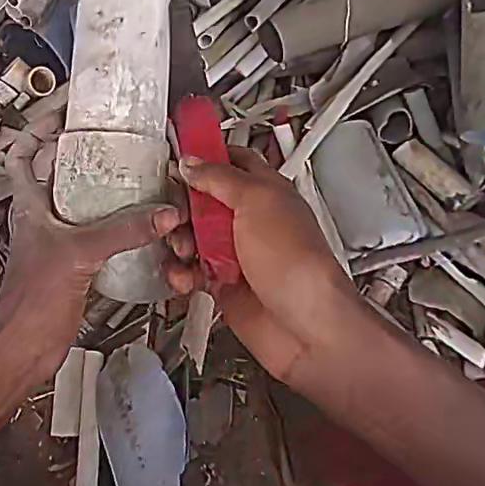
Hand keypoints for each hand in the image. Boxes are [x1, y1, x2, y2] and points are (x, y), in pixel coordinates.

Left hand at [0, 149, 182, 427]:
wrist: (25, 347)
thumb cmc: (29, 304)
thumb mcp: (78, 255)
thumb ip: (121, 231)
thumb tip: (158, 213)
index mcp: (29, 206)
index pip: (23, 154)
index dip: (39, 130)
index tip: (64, 114)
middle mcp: (41, 219)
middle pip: (57, 175)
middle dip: (81, 157)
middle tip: (110, 143)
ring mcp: (56, 241)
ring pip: (78, 204)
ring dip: (100, 191)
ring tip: (129, 177)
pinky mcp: (72, 264)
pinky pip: (94, 234)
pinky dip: (113, 226)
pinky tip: (135, 225)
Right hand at [167, 147, 376, 384]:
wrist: (307, 329)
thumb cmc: (299, 266)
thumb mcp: (257, 202)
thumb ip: (220, 177)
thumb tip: (192, 162)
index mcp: (265, 193)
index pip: (231, 162)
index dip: (206, 156)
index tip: (178, 156)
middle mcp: (249, 221)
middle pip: (201, 202)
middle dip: (182, 207)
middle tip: (177, 215)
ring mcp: (235, 253)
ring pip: (191, 237)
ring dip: (179, 242)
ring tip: (184, 250)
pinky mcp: (222, 284)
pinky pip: (190, 272)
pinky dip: (181, 274)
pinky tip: (185, 276)